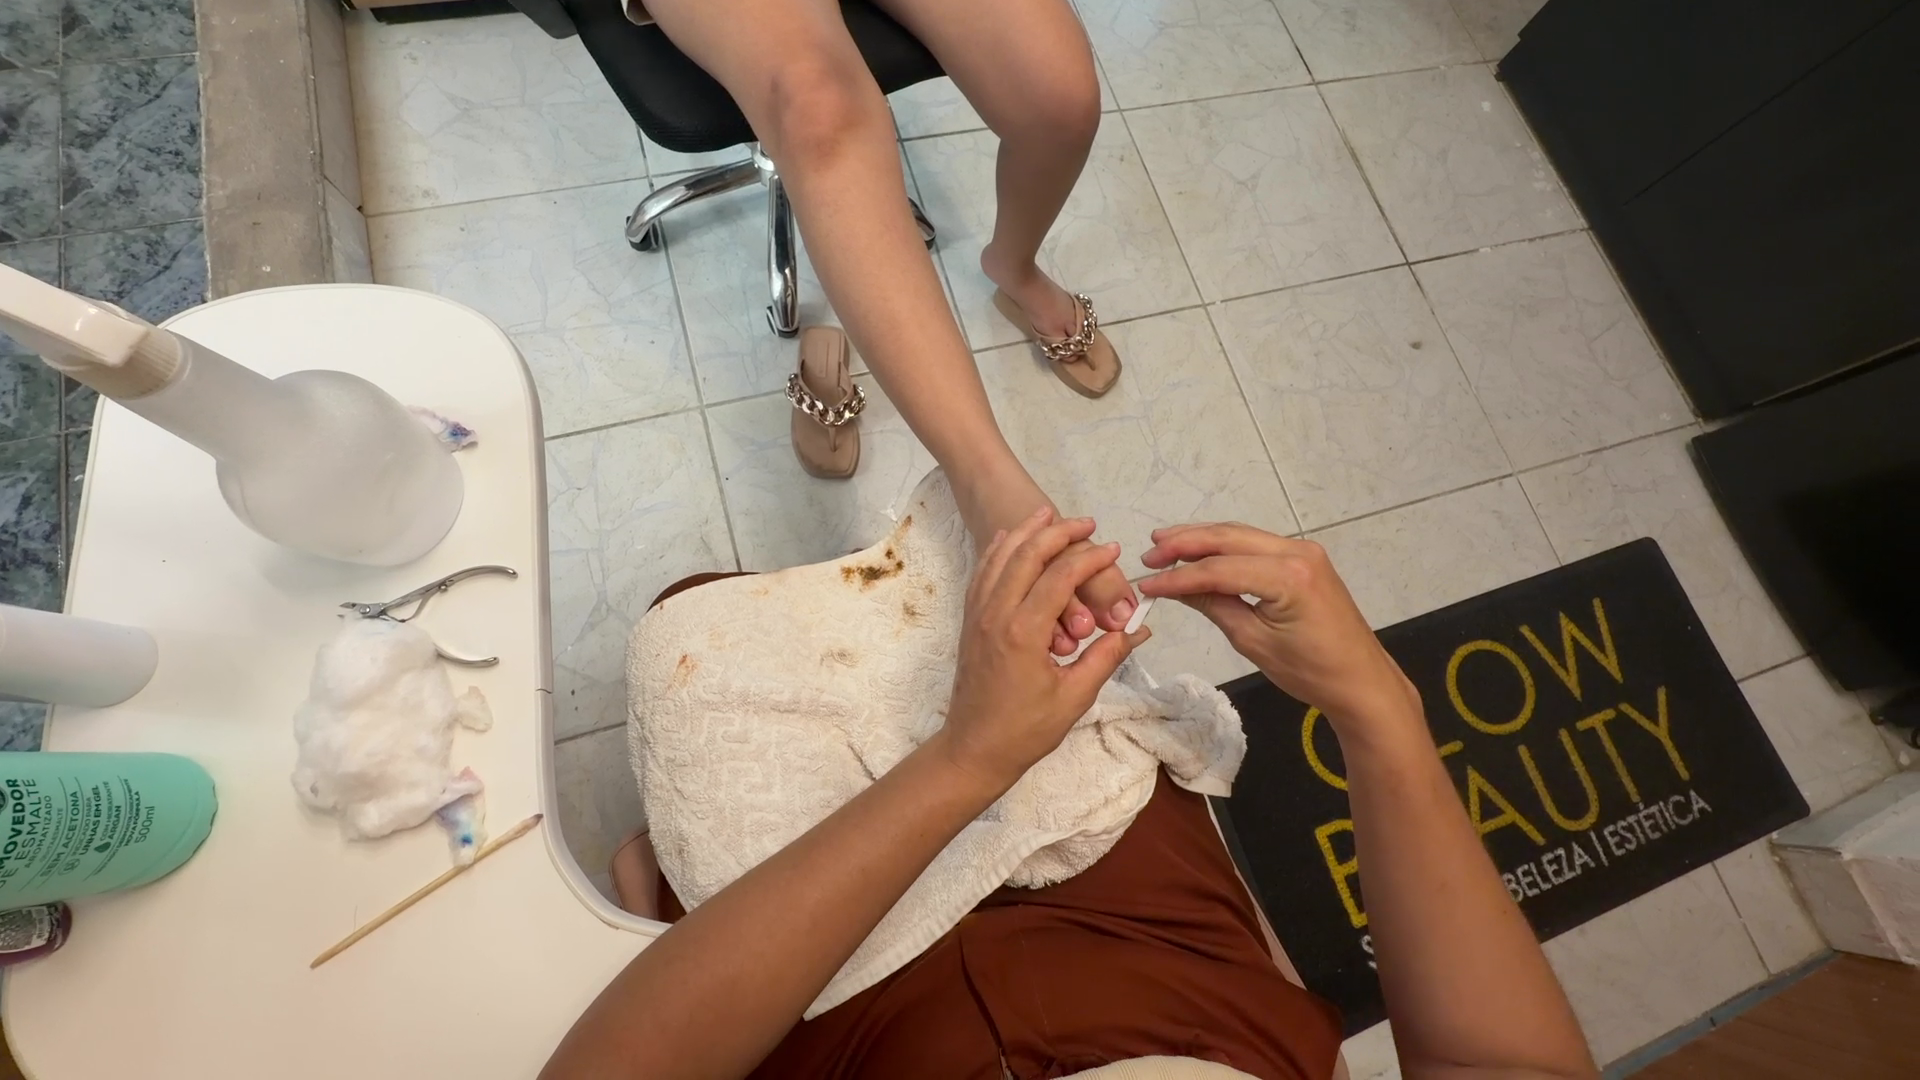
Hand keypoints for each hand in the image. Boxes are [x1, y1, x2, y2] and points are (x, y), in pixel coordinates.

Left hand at [940, 507, 1149, 791]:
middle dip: (1057, 532)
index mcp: (1024, 632)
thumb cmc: (1026, 730)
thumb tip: (1138, 627)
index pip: (1060, 577)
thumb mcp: (1074, 697)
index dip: (1090, 558)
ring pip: (999, 557)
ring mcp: (978, 614)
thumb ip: (1106, 656)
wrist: (973, 748)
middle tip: (1086, 522)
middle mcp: (996, 613)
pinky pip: (982, 574)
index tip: (1114, 549)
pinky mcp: (970, 620)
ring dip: (1024, 531)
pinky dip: (996, 551)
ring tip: (1047, 513)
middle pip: (1026, 554)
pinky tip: (1007, 540)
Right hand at [1137, 523, 1418, 728]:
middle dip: (1184, 543)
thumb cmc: (1309, 671)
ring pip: (1239, 535)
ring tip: (1163, 546)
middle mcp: (1296, 551)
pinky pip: (1253, 545)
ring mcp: (1302, 550)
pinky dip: (1222, 548)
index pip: (1218, 569)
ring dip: (1200, 540)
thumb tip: (1174, 587)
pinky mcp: (1302, 558)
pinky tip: (1198, 552)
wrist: (1361, 682)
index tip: (1145, 585)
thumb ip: (1213, 605)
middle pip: (1227, 538)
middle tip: (1149, 554)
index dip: (1177, 577)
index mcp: (1288, 576)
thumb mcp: (1252, 641)